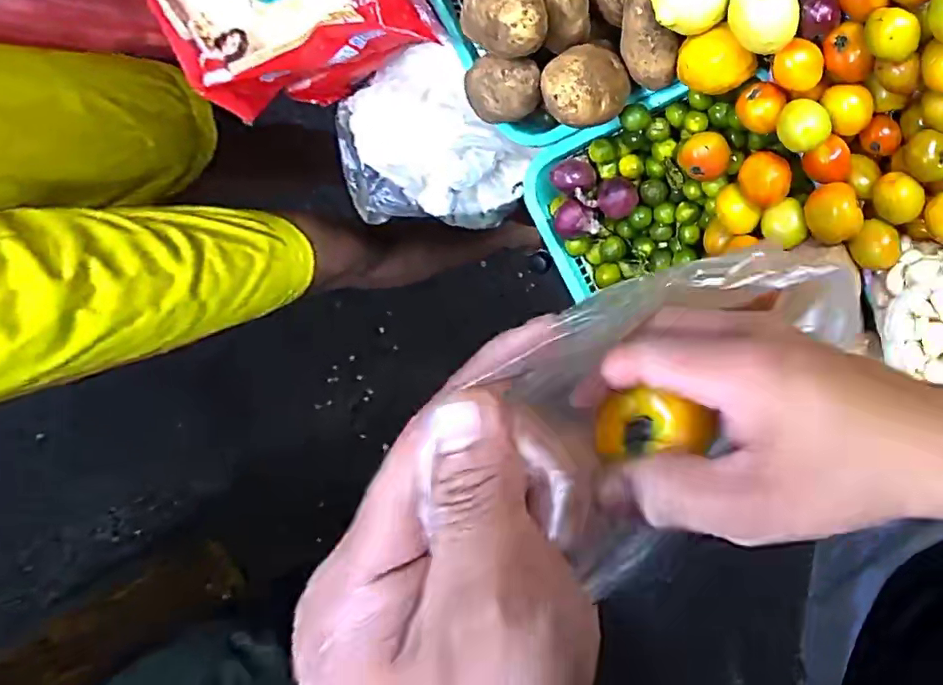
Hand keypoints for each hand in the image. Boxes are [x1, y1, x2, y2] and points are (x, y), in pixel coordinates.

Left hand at [294, 321, 598, 684]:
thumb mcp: (487, 611)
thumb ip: (475, 503)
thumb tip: (467, 400)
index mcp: (365, 568)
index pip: (425, 438)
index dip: (487, 377)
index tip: (548, 332)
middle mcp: (384, 558)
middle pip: (458, 454)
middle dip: (525, 448)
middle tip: (576, 482)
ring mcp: (424, 571)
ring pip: (488, 478)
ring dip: (540, 479)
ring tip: (574, 517)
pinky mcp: (463, 580)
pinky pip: (504, 511)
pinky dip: (543, 502)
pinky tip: (569, 513)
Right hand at [601, 308, 942, 544]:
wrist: (930, 442)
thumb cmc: (839, 476)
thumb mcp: (748, 504)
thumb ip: (670, 492)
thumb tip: (612, 483)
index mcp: (732, 360)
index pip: (641, 349)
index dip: (600, 378)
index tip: (580, 417)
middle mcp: (750, 326)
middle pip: (666, 322)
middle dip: (628, 360)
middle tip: (613, 413)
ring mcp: (777, 325)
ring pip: (698, 320)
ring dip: (664, 353)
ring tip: (655, 408)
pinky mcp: (796, 336)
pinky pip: (727, 328)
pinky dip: (697, 352)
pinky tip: (709, 398)